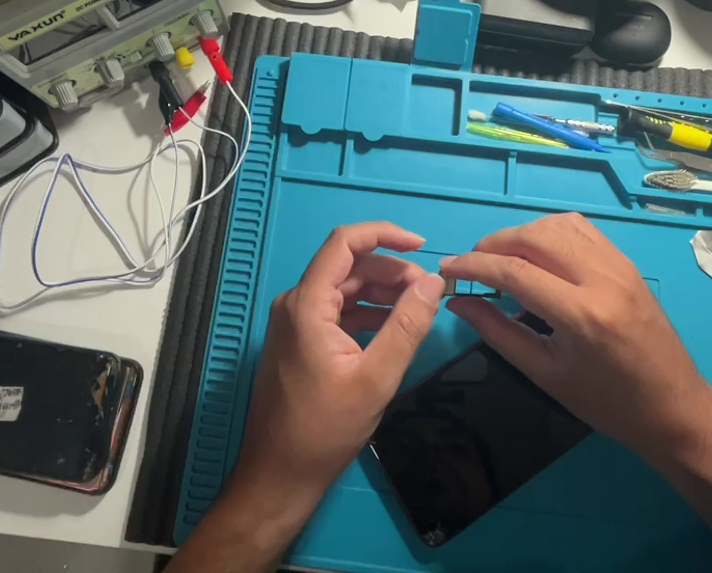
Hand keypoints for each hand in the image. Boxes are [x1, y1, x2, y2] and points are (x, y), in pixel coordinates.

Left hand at [232, 222, 445, 505]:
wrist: (278, 477)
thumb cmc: (324, 430)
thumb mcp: (376, 378)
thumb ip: (407, 326)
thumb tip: (434, 283)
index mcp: (307, 303)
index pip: (344, 242)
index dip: (384, 234)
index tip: (421, 245)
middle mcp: (296, 302)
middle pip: (348, 265)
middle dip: (391, 270)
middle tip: (428, 290)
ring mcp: (294, 321)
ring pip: (344, 287)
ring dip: (381, 291)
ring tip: (418, 307)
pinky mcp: (299, 340)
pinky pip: (337, 310)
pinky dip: (367, 312)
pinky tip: (394, 326)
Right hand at [440, 213, 711, 464]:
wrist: (674, 408)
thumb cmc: (607, 403)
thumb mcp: (546, 374)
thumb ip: (497, 332)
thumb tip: (456, 302)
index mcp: (582, 315)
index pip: (515, 272)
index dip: (473, 266)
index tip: (447, 270)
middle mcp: (601, 279)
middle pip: (533, 238)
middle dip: (492, 245)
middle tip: (470, 265)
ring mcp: (618, 265)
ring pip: (556, 225)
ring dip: (519, 234)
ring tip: (499, 259)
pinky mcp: (626, 262)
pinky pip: (579, 229)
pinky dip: (548, 231)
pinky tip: (534, 252)